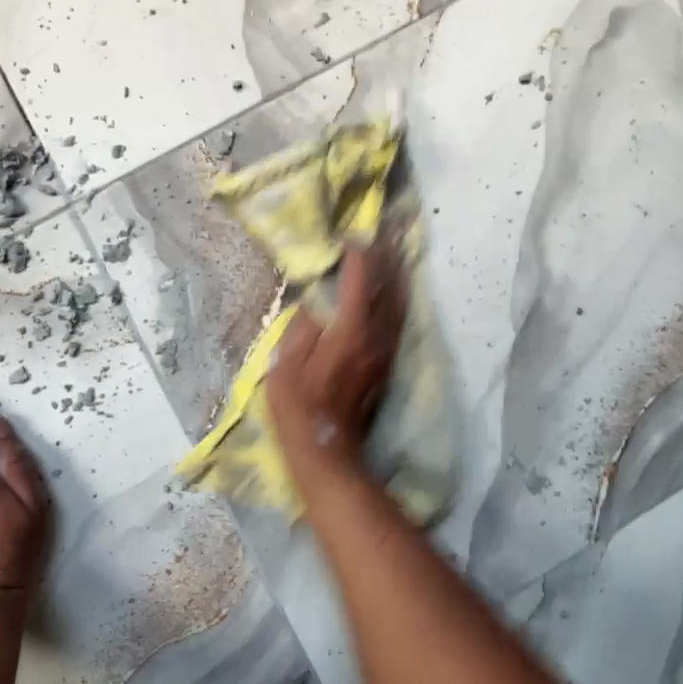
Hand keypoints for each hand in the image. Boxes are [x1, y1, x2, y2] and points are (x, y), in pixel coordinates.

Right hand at [266, 240, 405, 479]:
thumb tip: (314, 306)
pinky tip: (393, 293)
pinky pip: (397, 321)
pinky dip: (397, 300)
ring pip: (398, 305)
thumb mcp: (284, 365)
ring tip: (396, 254)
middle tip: (387, 232)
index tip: (349, 238)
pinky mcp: (387, 366)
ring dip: (397, 277)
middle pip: (388, 289)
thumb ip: (301, 329)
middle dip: (387, 259)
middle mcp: (376, 337)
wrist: (328, 451)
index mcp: (350, 331)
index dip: (357, 256)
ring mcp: (385, 352)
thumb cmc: (299, 408)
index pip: (360, 281)